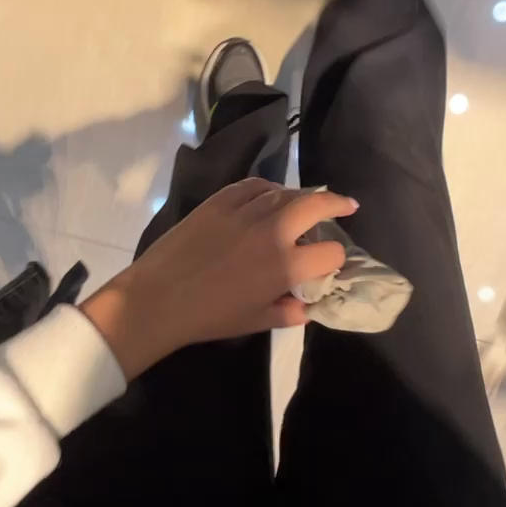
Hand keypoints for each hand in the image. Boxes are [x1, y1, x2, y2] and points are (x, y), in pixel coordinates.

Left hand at [79, 179, 354, 378]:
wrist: (158, 298)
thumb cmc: (209, 317)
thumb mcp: (256, 321)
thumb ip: (289, 312)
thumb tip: (307, 307)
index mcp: (285, 265)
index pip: (331, 252)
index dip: (336, 258)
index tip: (330, 262)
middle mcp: (273, 231)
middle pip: (317, 204)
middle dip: (337, 203)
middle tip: (347, 205)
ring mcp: (246, 210)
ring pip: (286, 191)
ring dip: (304, 195)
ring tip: (310, 200)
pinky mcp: (221, 200)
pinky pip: (254, 185)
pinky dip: (270, 188)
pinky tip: (272, 194)